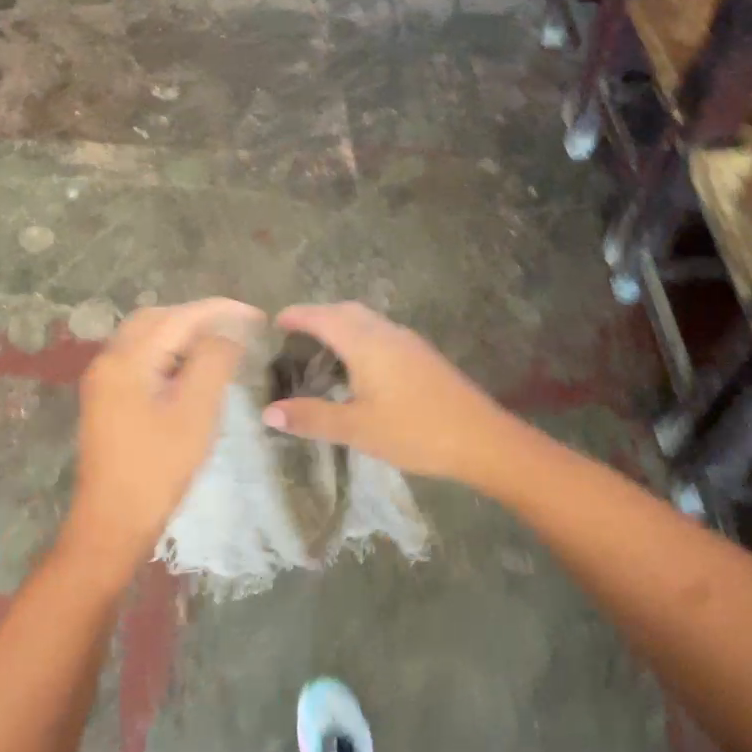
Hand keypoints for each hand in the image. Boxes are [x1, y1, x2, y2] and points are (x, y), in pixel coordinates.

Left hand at [62, 298, 263, 576]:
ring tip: (220, 345)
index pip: (178, 317)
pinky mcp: (105, 400)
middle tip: (237, 328)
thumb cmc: (157, 468)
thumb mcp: (195, 413)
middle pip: (156, 319)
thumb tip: (226, 334)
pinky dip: (168, 353)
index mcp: (127, 359)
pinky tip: (191, 371)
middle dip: (198, 317)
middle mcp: (108, 360)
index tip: (257, 316)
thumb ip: (212, 363)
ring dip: (182, 334)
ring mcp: (103, 381)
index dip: (220, 311)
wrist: (113, 521)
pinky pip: (139, 359)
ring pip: (145, 338)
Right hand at [262, 302, 508, 479]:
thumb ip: (312, 418)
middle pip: (345, 311)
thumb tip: (268, 412)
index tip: (274, 322)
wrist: (482, 440)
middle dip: (317, 315)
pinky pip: (381, 332)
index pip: (322, 317)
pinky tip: (358, 366)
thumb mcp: (357, 429)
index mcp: (366, 343)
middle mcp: (386, 333)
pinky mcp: (423, 356)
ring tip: (320, 349)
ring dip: (340, 324)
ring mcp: (408, 343)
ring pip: (366, 320)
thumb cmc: (415, 431)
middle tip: (294, 335)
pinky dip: (359, 336)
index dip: (297, 316)